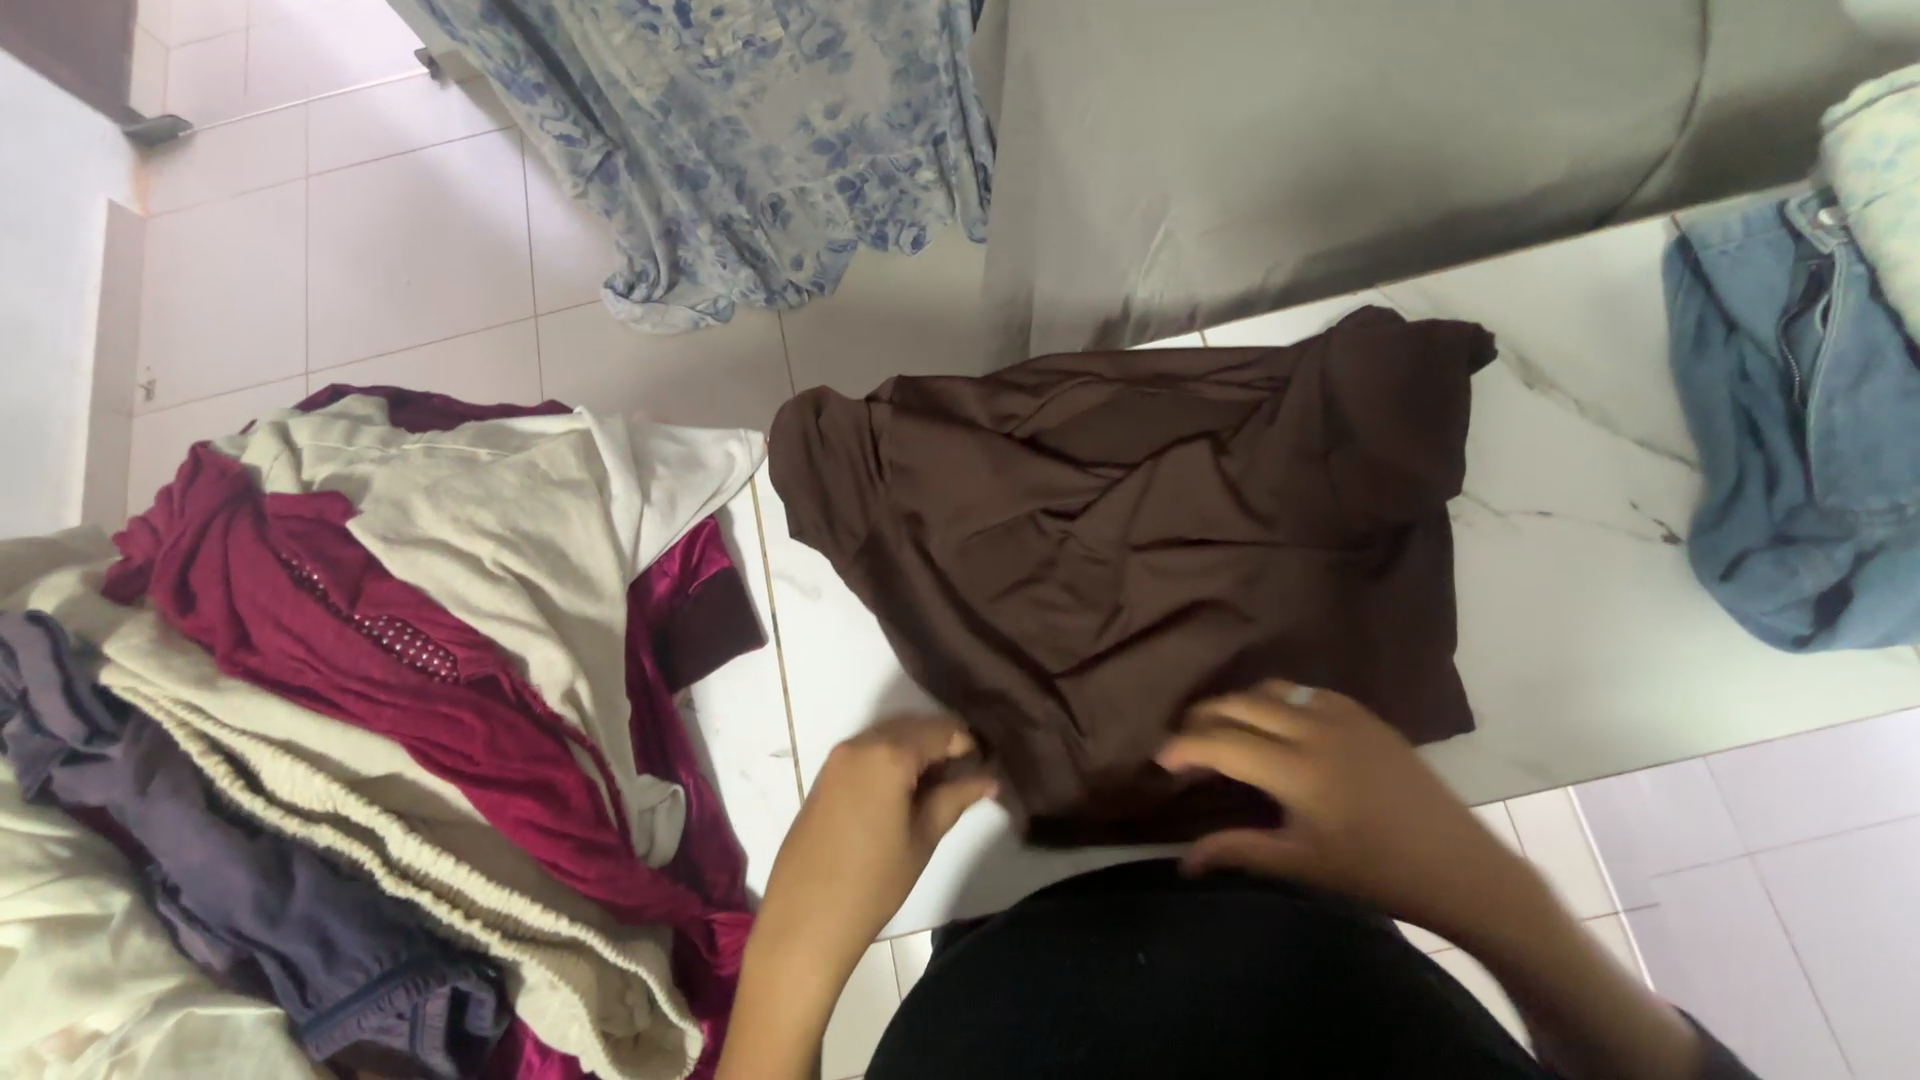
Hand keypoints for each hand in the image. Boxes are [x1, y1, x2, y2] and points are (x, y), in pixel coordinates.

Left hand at [754, 714, 997, 970]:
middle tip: (968, 775)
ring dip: (916, 751)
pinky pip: (868, 751)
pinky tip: (906, 790)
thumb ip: (956, 798)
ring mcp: (837, 757)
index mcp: (888, 754)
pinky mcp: (825, 775)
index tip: (987, 764)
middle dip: (943, 744)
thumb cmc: (873, 882)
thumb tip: (989, 778)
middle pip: (913, 727)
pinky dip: (891, 759)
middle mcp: (860, 743)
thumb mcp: (923, 838)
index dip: (968, 743)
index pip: (941, 730)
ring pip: (889, 736)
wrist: (804, 918)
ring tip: (939, 786)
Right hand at [1157, 679, 1543, 943]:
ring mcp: (1343, 716)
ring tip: (1224, 728)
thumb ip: (1238, 851)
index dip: (1184, 747)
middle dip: (1202, 717)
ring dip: (1238, 703)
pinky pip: (1306, 691)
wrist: (1459, 867)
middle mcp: (1314, 730)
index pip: (1221, 743)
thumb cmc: (1376, 873)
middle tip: (1184, 740)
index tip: (1161, 759)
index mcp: (1296, 771)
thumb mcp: (1301, 864)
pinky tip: (1276, 724)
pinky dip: (1277, 700)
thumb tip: (1184, 862)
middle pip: (1239, 704)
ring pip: (1271, 689)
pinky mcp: (1365, 715)